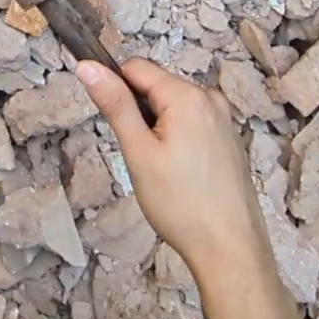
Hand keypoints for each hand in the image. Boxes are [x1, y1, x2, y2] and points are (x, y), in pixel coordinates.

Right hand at [78, 58, 271, 274]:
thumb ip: (114, 104)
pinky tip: (180, 172)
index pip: (136, 67)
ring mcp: (224, 119)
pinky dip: (177, 136)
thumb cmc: (180, 203)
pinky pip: (192, 121)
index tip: (114, 123)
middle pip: (157, 85)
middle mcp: (210, 98)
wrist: (231, 253)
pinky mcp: (229, 139)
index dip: (116, 89)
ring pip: (173, 105)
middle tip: (139, 154)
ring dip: (157, 125)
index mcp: (187, 95)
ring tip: (159, 166)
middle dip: (139, 111)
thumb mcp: (138, 152)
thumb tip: (87, 65)